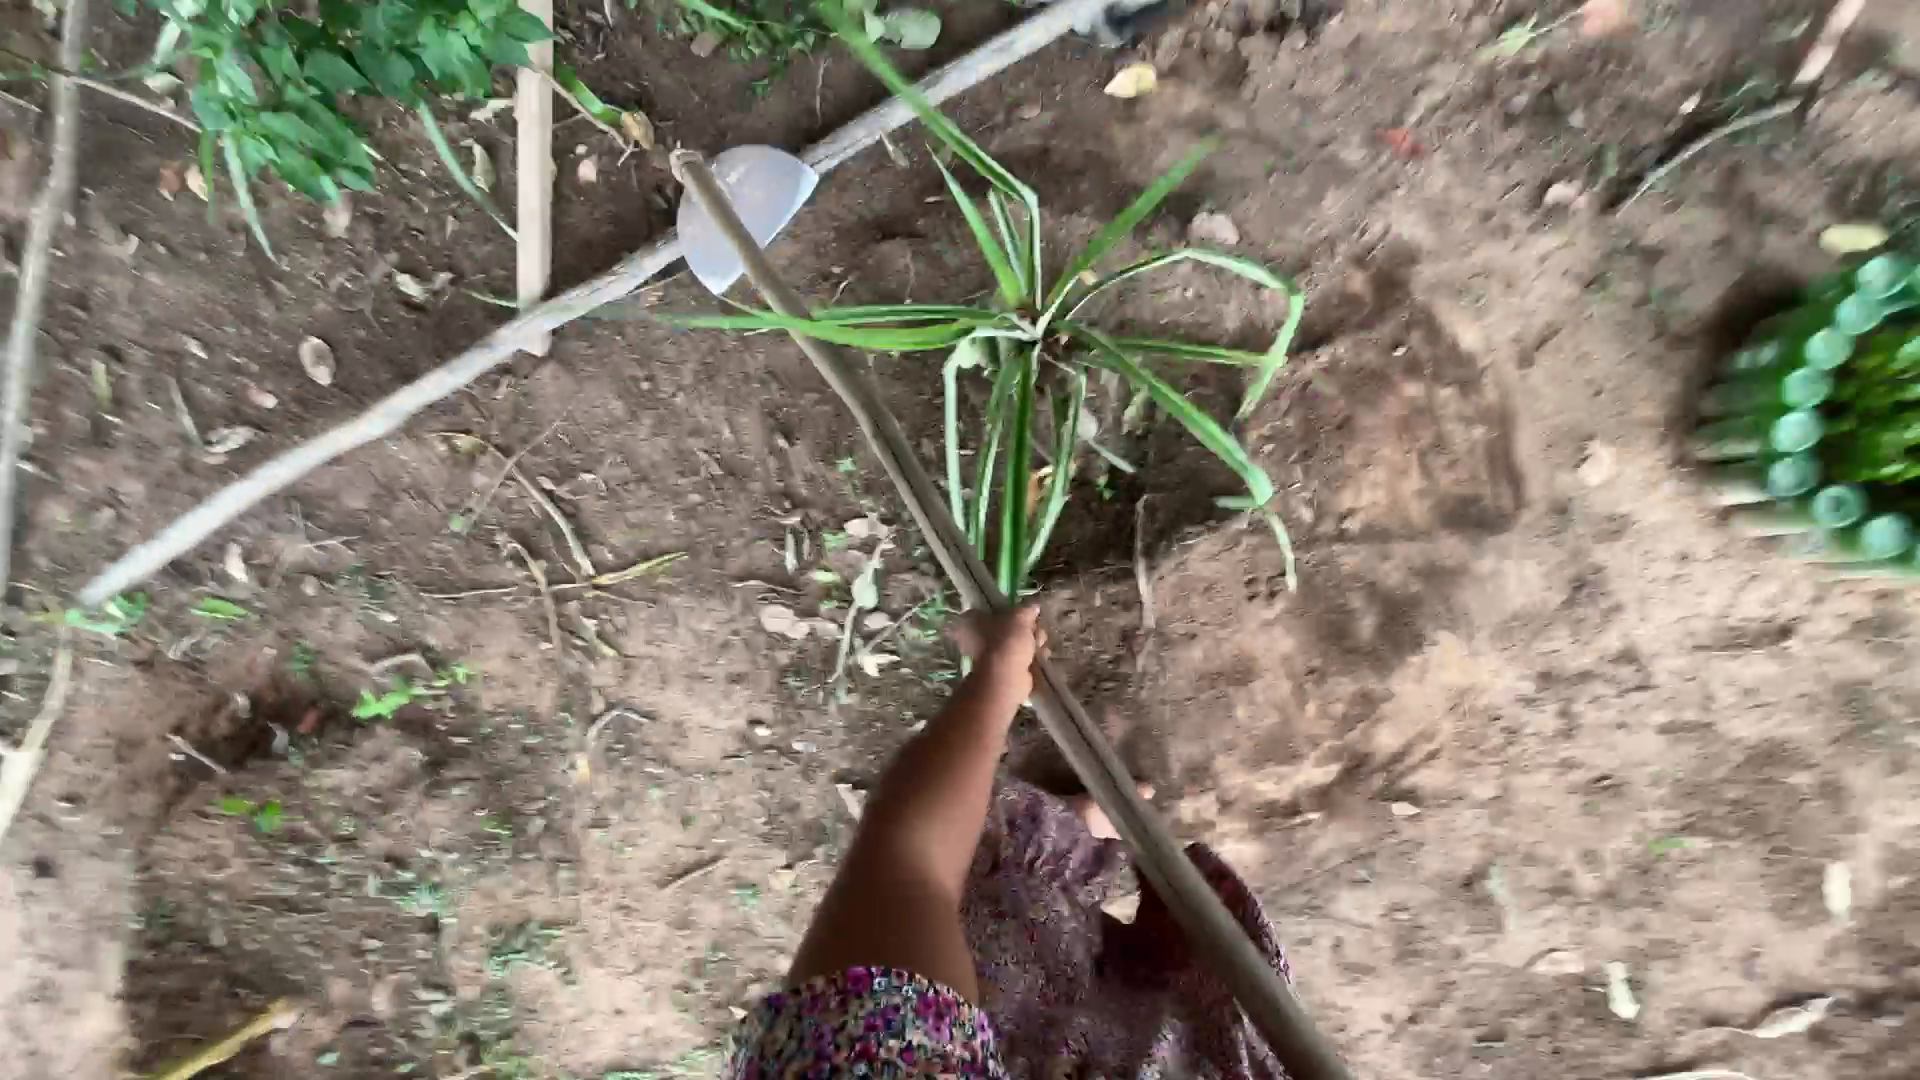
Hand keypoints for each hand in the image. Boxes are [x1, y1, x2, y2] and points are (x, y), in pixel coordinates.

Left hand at [955, 605, 1046, 701]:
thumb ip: (1026, 609)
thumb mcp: (1019, 617)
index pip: (988, 610)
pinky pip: (1019, 658)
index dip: (1007, 611)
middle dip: (1024, 628)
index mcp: (972, 622)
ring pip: (1014, 644)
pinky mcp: (1003, 671)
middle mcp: (975, 639)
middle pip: (1005, 628)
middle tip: (1036, 629)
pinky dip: (1031, 657)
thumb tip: (1034, 606)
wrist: (1007, 675)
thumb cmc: (1007, 640)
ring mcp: (989, 656)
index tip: (1023, 612)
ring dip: (1030, 643)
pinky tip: (1041, 655)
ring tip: (1040, 644)